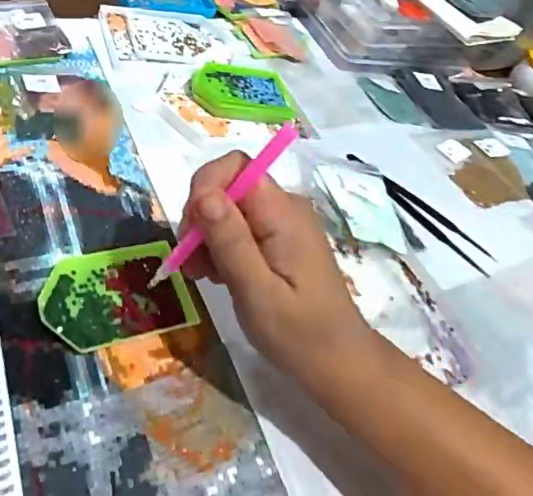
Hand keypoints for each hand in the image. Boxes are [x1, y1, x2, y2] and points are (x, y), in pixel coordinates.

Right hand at [181, 151, 376, 387]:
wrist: (340, 367)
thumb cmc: (301, 335)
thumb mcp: (258, 293)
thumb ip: (231, 242)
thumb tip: (204, 194)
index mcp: (282, 212)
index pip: (236, 166)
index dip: (206, 185)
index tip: (191, 229)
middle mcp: (282, 207)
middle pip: (227, 185)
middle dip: (200, 215)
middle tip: (191, 260)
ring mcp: (279, 222)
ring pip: (226, 206)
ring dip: (205, 235)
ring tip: (203, 274)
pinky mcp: (274, 239)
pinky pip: (235, 226)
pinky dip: (218, 246)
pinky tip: (216, 275)